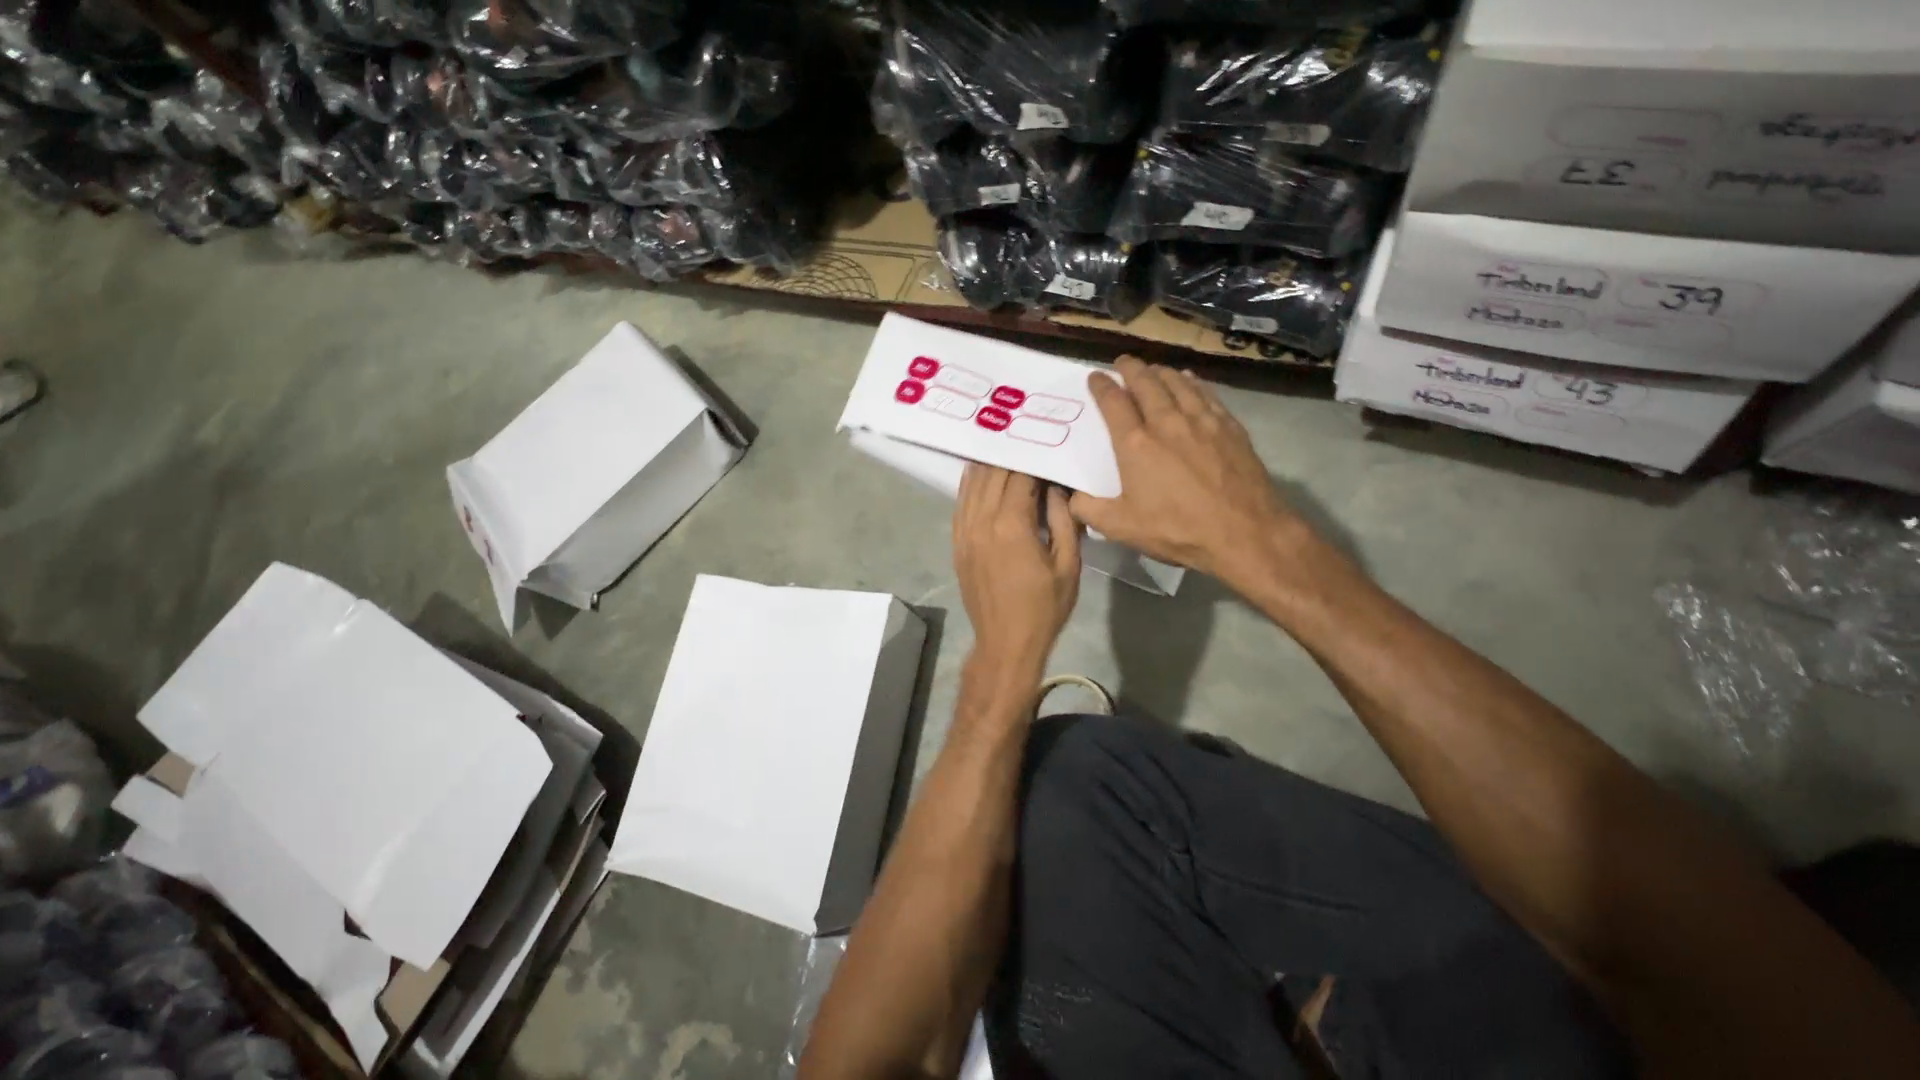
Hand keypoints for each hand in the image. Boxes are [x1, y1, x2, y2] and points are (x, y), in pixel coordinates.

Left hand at [953, 465, 1080, 672]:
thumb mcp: (1068, 565)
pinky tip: (979, 472)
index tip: (1047, 449)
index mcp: (1012, 525)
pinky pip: (961, 504)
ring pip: (973, 485)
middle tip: (1028, 442)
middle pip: (994, 475)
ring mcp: (965, 533)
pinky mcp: (957, 544)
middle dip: (1012, 456)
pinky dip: (970, 484)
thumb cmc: (1044, 608)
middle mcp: (982, 522)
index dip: (1034, 460)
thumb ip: (1063, 520)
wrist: (1006, 643)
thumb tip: (1055, 488)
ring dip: (989, 465)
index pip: (1020, 476)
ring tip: (1005, 448)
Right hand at [1070, 356, 1313, 590]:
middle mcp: (1167, 422)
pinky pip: (1206, 394)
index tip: (1095, 377)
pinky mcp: (1229, 427)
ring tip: (1153, 369)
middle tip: (1123, 363)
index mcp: (1135, 444)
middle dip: (1131, 368)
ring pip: (1177, 383)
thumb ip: (1090, 510)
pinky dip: (1192, 383)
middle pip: (1146, 383)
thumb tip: (1073, 497)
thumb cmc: (1179, 530)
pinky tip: (1190, 381)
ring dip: (1161, 372)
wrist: (1244, 532)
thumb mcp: (1122, 528)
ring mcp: (1202, 421)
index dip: (1101, 386)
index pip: (1113, 403)